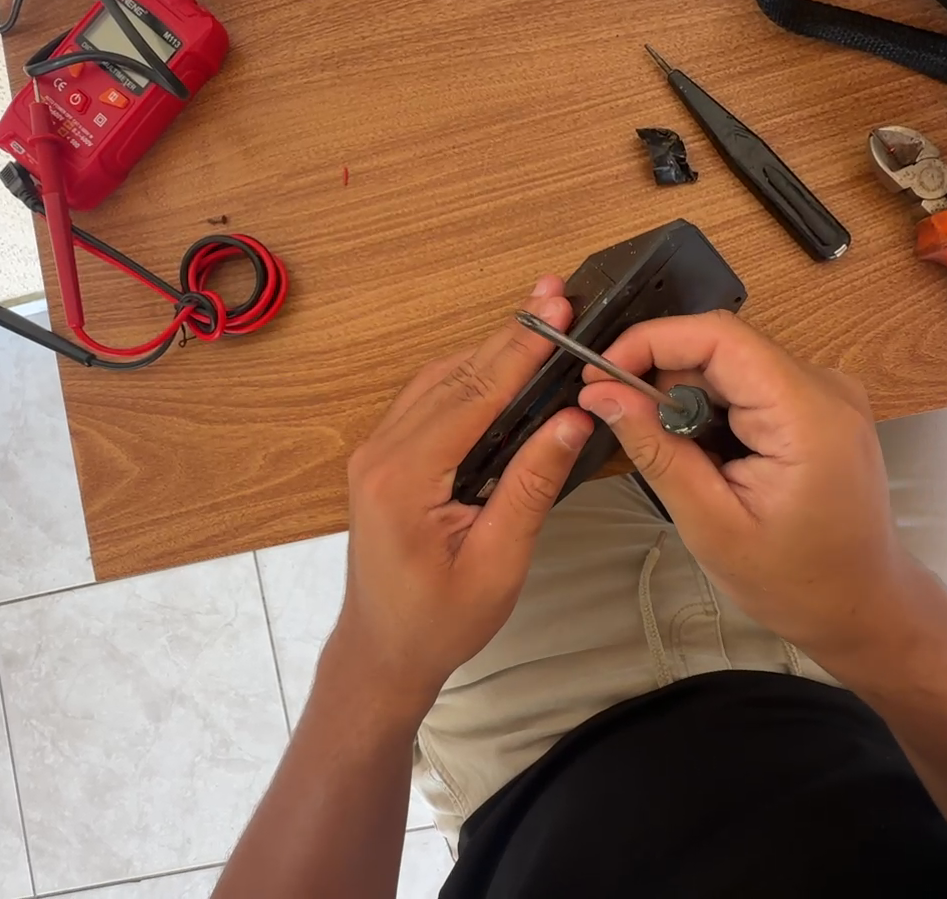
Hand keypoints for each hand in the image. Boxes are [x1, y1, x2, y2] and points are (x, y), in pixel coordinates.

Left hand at [327, 276, 595, 717]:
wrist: (381, 650)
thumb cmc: (439, 621)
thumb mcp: (498, 561)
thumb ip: (531, 485)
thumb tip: (570, 419)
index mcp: (404, 477)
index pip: (472, 396)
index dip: (520, 351)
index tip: (556, 311)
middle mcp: (381, 452)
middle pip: (454, 377)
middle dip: (509, 337)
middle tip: (554, 296)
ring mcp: (377, 451)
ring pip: (439, 381)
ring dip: (489, 351)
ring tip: (537, 322)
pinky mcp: (384, 457)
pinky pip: (428, 401)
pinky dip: (468, 377)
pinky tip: (500, 365)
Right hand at [576, 311, 924, 668]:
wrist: (861, 606)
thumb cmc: (793, 580)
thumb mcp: (709, 524)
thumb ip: (655, 451)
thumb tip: (599, 394)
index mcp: (807, 413)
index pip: (719, 336)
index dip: (650, 341)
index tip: (599, 377)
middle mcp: (823, 384)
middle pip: (720, 346)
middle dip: (659, 374)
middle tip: (618, 418)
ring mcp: (823, 390)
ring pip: (726, 362)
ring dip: (682, 397)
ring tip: (673, 454)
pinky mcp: (815, 402)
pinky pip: (744, 380)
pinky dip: (707, 407)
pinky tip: (702, 452)